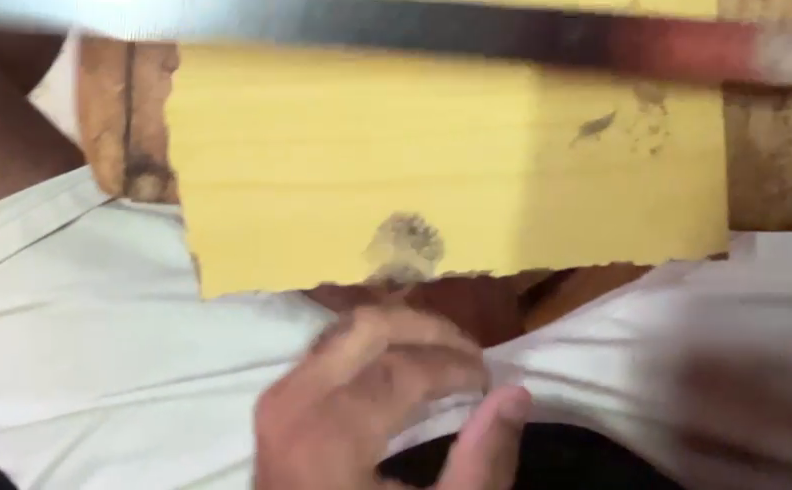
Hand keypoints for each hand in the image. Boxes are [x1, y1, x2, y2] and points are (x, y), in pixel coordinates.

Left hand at [254, 305, 531, 489]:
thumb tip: (516, 393)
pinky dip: (370, 343)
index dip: (454, 364)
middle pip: (370, 326)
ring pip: (346, 327)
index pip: (403, 368)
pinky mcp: (275, 399)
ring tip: (443, 353)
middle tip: (471, 353)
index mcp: (331, 435)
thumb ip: (481, 465)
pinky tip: (403, 360)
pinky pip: (327, 345)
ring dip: (399, 330)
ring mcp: (278, 395)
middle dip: (428, 329)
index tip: (490, 376)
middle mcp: (296, 399)